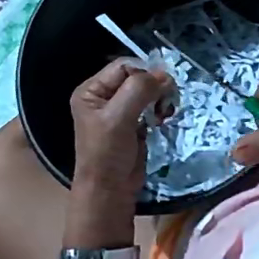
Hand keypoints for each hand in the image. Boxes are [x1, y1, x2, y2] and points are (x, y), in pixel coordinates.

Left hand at [69, 58, 170, 200]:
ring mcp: (119, 110)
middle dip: (154, 86)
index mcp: (91, 91)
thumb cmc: (107, 154)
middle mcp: (104, 97)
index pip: (123, 67)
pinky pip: (151, 106)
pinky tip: (163, 119)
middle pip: (137, 77)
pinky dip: (160, 109)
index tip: (162, 86)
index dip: (144, 73)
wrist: (110, 192)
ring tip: (165, 112)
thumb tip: (165, 76)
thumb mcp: (118, 118)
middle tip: (167, 99)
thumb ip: (138, 91)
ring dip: (159, 98)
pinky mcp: (133, 123)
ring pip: (146, 91)